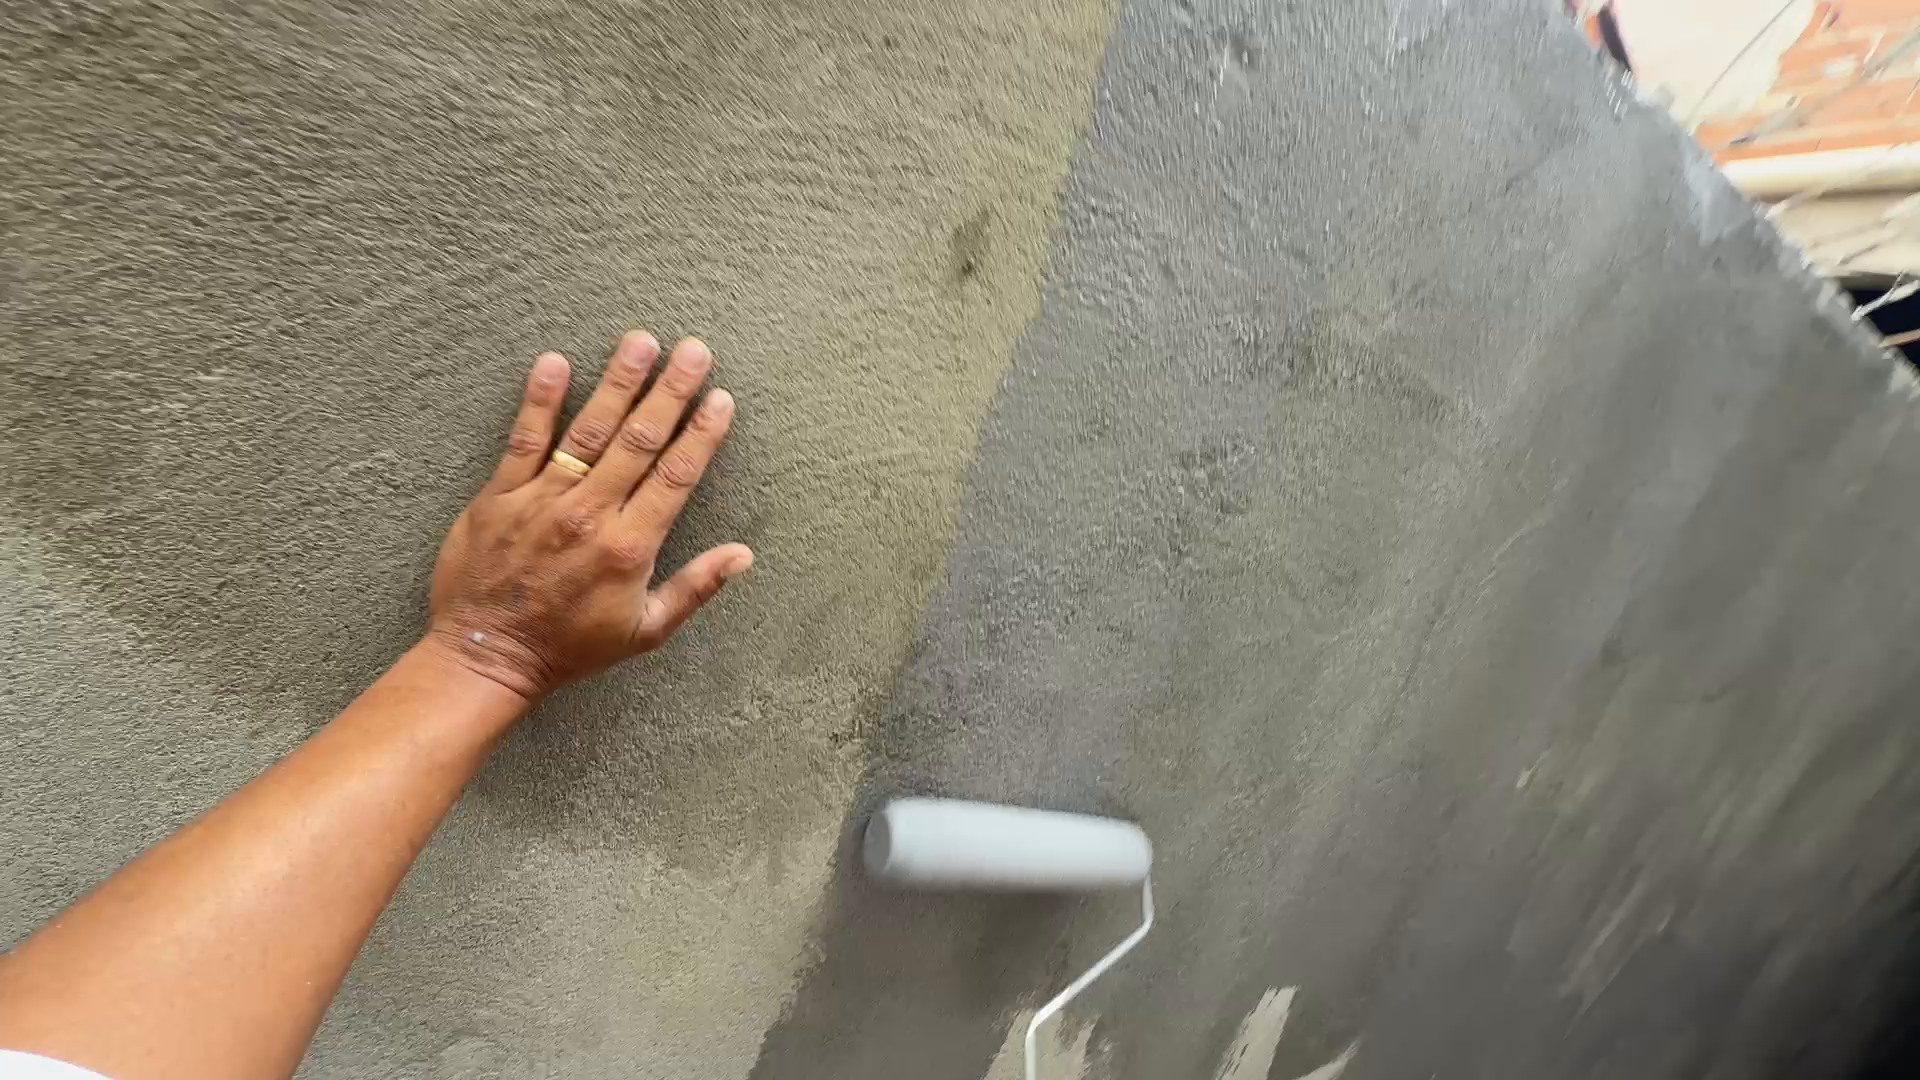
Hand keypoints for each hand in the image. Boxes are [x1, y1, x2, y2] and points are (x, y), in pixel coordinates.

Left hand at [423, 331, 752, 700]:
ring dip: (617, 382)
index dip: (701, 434)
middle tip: (692, 351)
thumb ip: (697, 587)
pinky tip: (554, 362)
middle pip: (638, 440)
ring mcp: (542, 500)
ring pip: (588, 430)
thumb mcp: (648, 630)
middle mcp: (589, 514)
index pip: (675, 476)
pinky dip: (538, 401)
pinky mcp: (498, 496)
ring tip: (640, 343)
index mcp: (630, 546)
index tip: (720, 399)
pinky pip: (522, 441)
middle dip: (670, 392)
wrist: (486, 658)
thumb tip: (744, 555)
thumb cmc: (574, 647)